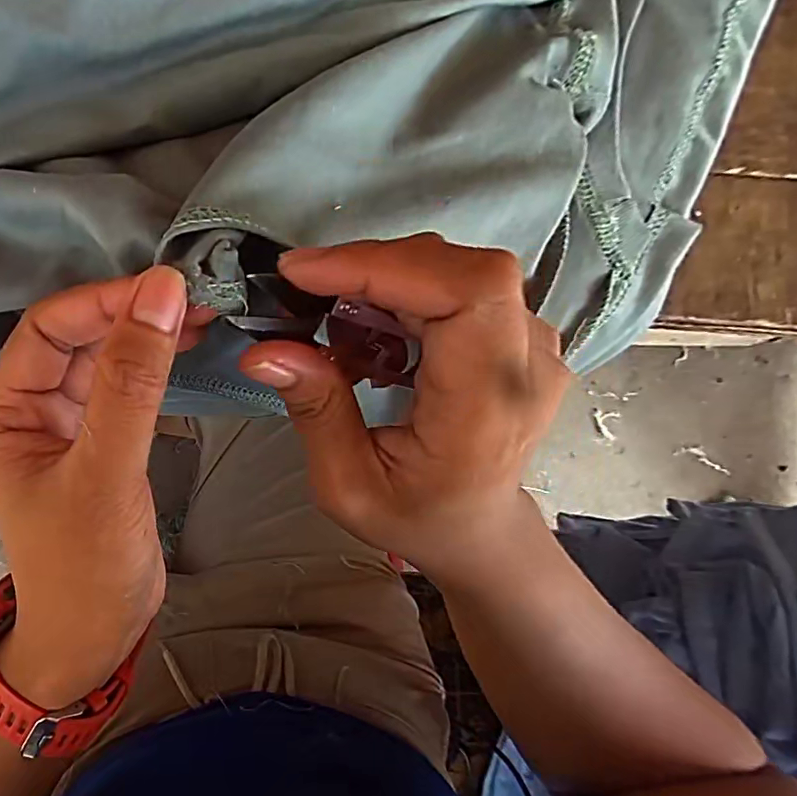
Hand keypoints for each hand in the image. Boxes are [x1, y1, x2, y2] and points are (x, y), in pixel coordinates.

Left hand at [0, 266, 211, 707]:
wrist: (93, 638)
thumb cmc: (84, 566)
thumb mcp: (105, 472)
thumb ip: (131, 383)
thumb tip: (162, 293)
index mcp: (7, 412)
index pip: (48, 329)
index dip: (103, 301)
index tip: (166, 287)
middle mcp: (30, 410)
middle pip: (77, 338)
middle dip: (130, 313)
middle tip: (195, 297)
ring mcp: (68, 426)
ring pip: (104, 359)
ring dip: (147, 335)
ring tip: (202, 314)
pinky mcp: (101, 443)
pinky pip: (125, 388)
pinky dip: (155, 365)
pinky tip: (186, 347)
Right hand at [239, 235, 569, 578]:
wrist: (476, 529)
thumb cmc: (414, 516)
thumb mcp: (346, 484)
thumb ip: (315, 411)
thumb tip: (265, 351)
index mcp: (486, 409)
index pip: (463, 295)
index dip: (382, 266)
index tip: (303, 274)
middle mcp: (526, 366)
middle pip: (462, 270)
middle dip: (372, 267)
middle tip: (306, 293)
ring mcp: (531, 345)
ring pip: (457, 269)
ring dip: (383, 280)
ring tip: (336, 325)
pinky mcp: (516, 334)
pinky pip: (458, 285)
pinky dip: (401, 291)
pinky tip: (369, 330)